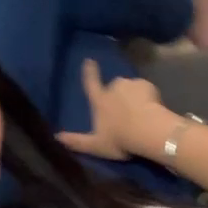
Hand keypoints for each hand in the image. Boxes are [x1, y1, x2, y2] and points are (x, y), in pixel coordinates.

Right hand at [56, 59, 170, 160]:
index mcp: (99, 100)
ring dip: (133, 97)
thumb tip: (56, 137)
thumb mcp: (96, 145)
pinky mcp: (147, 85)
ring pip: (131, 88)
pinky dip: (147, 98)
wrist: (147, 131)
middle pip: (113, 87)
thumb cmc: (119, 140)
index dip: (89, 73)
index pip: (91, 83)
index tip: (89, 61)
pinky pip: (146, 90)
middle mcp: (113, 86)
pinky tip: (150, 111)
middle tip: (125, 112)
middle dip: (118, 96)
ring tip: (140, 115)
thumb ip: (77, 141)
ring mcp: (131, 84)